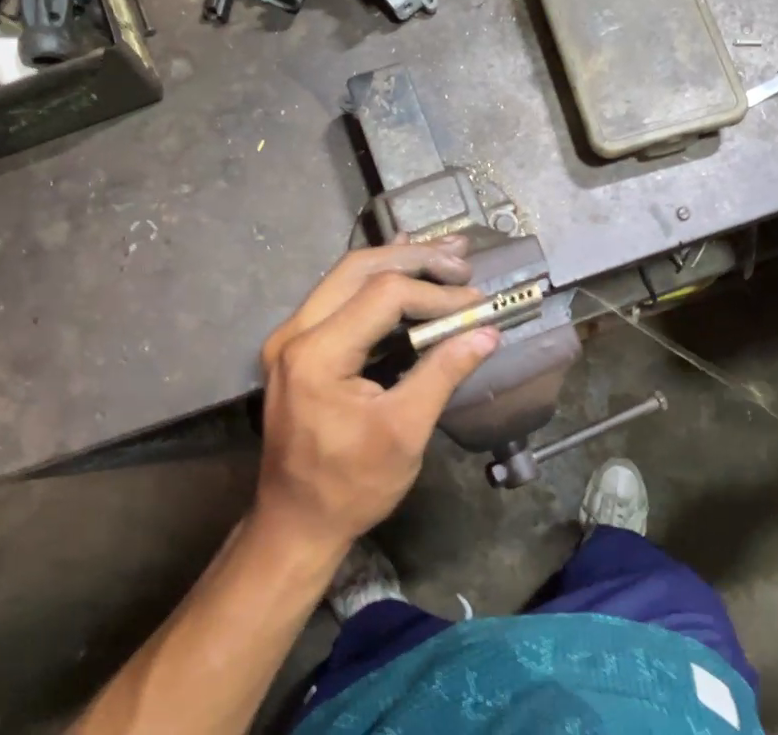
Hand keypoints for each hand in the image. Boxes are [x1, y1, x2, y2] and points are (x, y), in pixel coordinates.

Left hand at [254, 236, 499, 551]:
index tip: (477, 305)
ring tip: (446, 254)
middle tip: (463, 260)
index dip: (435, 294)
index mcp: (316, 353)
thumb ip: (443, 373)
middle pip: (359, 269)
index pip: (383, 295)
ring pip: (346, 276)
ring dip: (397, 262)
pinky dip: (377, 283)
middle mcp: (295, 333)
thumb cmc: (350, 486)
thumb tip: (486, 333)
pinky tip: (408, 270)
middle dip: (415, 258)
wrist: (296, 523)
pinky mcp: (298, 348)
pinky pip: (339, 298)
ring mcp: (291, 338)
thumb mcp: (405, 432)